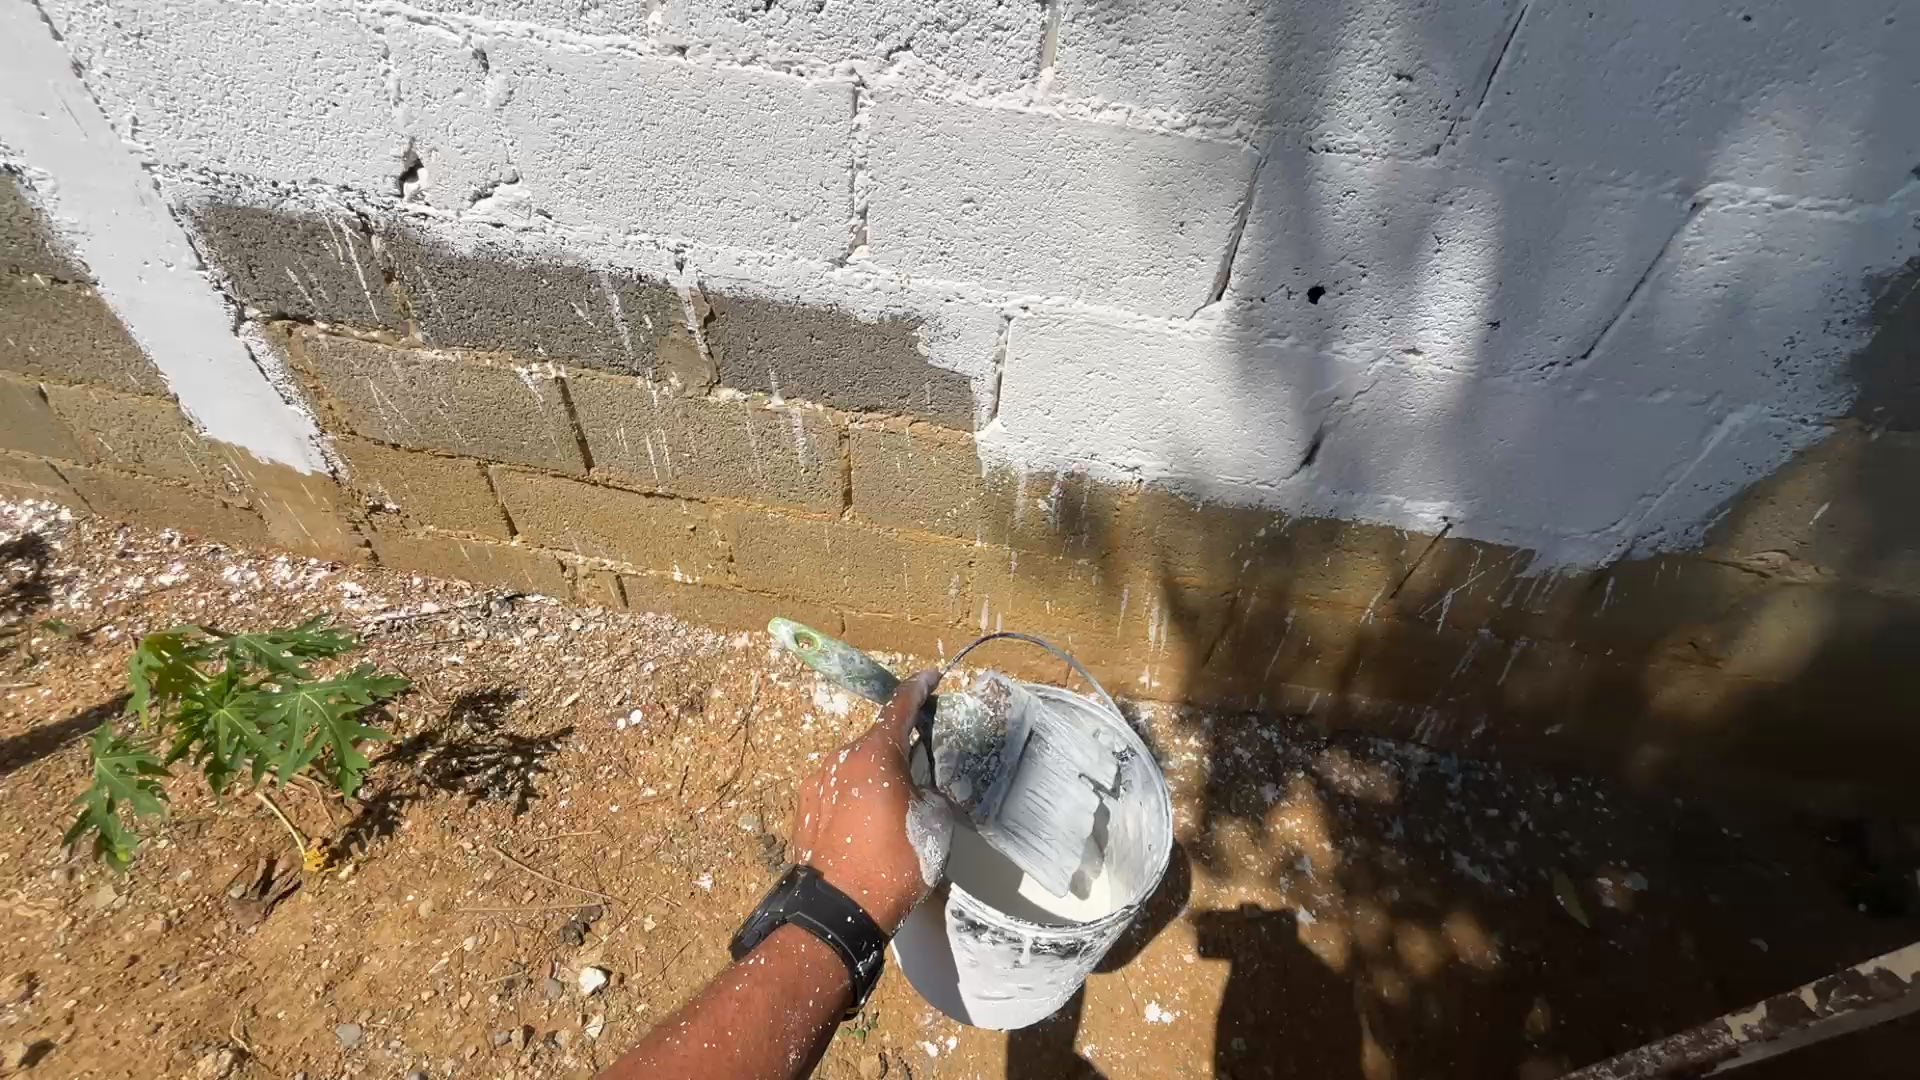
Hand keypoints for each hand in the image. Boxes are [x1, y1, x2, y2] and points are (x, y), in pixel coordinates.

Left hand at [790, 670, 946, 932]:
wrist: (836, 912)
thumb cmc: (894, 862)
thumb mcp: (934, 822)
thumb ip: (930, 791)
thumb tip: (921, 790)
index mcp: (875, 752)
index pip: (900, 706)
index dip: (918, 688)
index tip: (930, 676)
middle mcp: (841, 758)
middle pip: (876, 741)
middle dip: (898, 749)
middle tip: (920, 770)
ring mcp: (817, 784)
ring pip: (855, 768)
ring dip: (875, 777)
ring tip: (892, 811)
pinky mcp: (804, 810)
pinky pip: (838, 791)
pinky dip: (855, 797)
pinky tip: (866, 826)